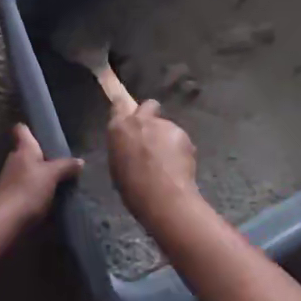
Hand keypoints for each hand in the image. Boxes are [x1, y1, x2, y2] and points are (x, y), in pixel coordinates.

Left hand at [0, 123, 82, 224]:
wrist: (5, 221)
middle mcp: (13, 160)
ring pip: (25, 170)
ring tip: (56, 181)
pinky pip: (24, 188)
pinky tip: (46, 198)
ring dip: (37, 174)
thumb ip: (66, 166)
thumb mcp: (52, 175)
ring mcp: (8, 179)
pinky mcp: (8, 197)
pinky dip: (33, 190)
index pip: (21, 129)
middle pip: (25, 151)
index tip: (41, 132)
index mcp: (23, 149)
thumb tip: (80, 161)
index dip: (29, 129)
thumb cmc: (28, 189)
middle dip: (39, 155)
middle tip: (58, 161)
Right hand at [106, 100, 198, 224]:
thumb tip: (131, 146)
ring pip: (166, 126)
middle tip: (152, 135)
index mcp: (119, 128)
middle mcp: (141, 120)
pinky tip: (179, 166)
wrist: (164, 198)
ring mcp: (164, 125)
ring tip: (168, 162)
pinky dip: (179, 149)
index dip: (125, 108)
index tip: (129, 116)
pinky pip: (179, 138)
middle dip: (151, 115)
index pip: (119, 103)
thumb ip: (124, 147)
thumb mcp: (118, 166)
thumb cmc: (134, 189)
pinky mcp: (182, 134)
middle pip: (148, 105)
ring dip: (166, 138)